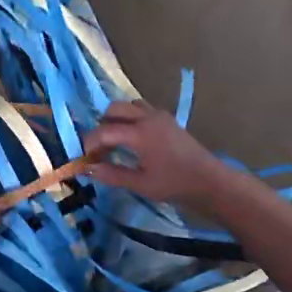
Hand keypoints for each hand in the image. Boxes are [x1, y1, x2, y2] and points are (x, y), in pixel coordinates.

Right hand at [83, 101, 234, 211]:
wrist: (208, 181)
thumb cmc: (173, 184)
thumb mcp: (139, 183)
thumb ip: (111, 174)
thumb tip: (86, 169)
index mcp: (140, 133)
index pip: (103, 131)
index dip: (88, 143)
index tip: (83, 158)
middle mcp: (148, 118)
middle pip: (113, 110)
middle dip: (100, 127)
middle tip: (98, 149)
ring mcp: (159, 115)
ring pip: (128, 106)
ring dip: (116, 120)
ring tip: (114, 142)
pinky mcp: (167, 119)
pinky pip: (141, 110)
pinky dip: (130, 119)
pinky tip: (132, 139)